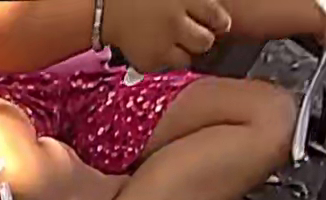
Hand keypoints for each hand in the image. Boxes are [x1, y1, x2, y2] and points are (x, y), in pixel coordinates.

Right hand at [103, 0, 231, 71]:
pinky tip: (156, 46)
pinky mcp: (150, 62)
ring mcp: (162, 45)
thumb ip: (192, 1)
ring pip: (188, 59)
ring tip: (174, 41)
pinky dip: (165, 59)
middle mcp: (175, 22)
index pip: (216, 15)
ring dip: (185, 52)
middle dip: (204, 40)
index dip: (219, 21)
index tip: (219, 24)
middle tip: (196, 35)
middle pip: (206, 42)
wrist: (106, 7)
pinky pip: (167, 67)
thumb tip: (217, 16)